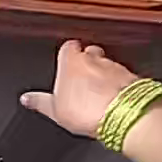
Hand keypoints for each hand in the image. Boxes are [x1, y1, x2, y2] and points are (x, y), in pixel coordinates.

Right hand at [20, 40, 160, 138]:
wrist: (123, 115)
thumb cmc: (88, 109)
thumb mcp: (55, 110)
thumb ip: (40, 102)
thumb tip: (27, 99)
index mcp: (71, 61)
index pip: (68, 47)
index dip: (67, 56)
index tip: (65, 66)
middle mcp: (95, 58)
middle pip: (90, 53)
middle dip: (87, 64)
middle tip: (82, 82)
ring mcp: (116, 67)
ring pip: (108, 65)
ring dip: (105, 76)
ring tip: (99, 95)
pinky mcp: (134, 78)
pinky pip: (124, 78)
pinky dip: (120, 86)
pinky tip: (115, 101)